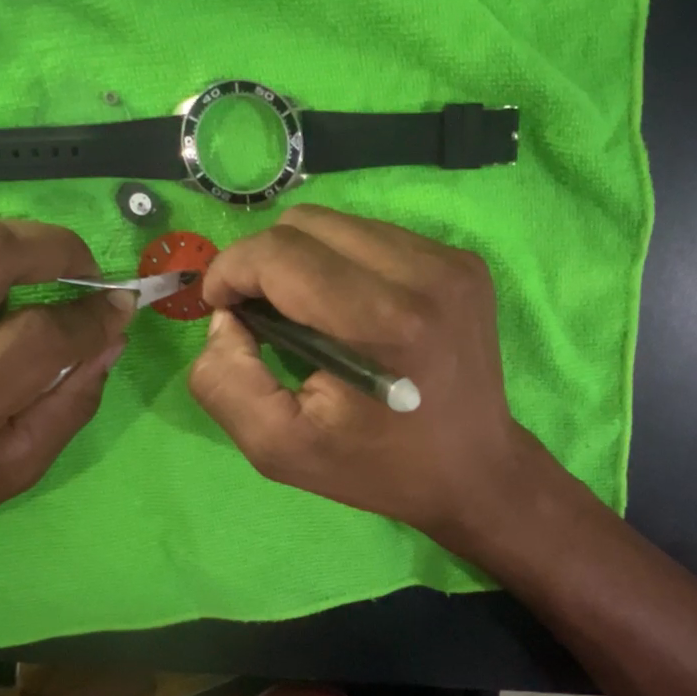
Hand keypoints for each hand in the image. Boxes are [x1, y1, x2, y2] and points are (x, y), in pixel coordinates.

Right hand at [188, 205, 538, 542]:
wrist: (474, 471)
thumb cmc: (379, 468)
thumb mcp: (282, 449)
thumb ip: (226, 382)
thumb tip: (226, 319)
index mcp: (384, 322)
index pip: (280, 253)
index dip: (232, 270)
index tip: (221, 307)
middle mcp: (425, 275)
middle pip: (306, 224)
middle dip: (263, 262)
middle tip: (260, 314)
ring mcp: (451, 263)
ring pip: (340, 223)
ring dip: (304, 259)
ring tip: (305, 314)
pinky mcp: (463, 264)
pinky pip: (376, 236)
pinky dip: (345, 262)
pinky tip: (350, 310)